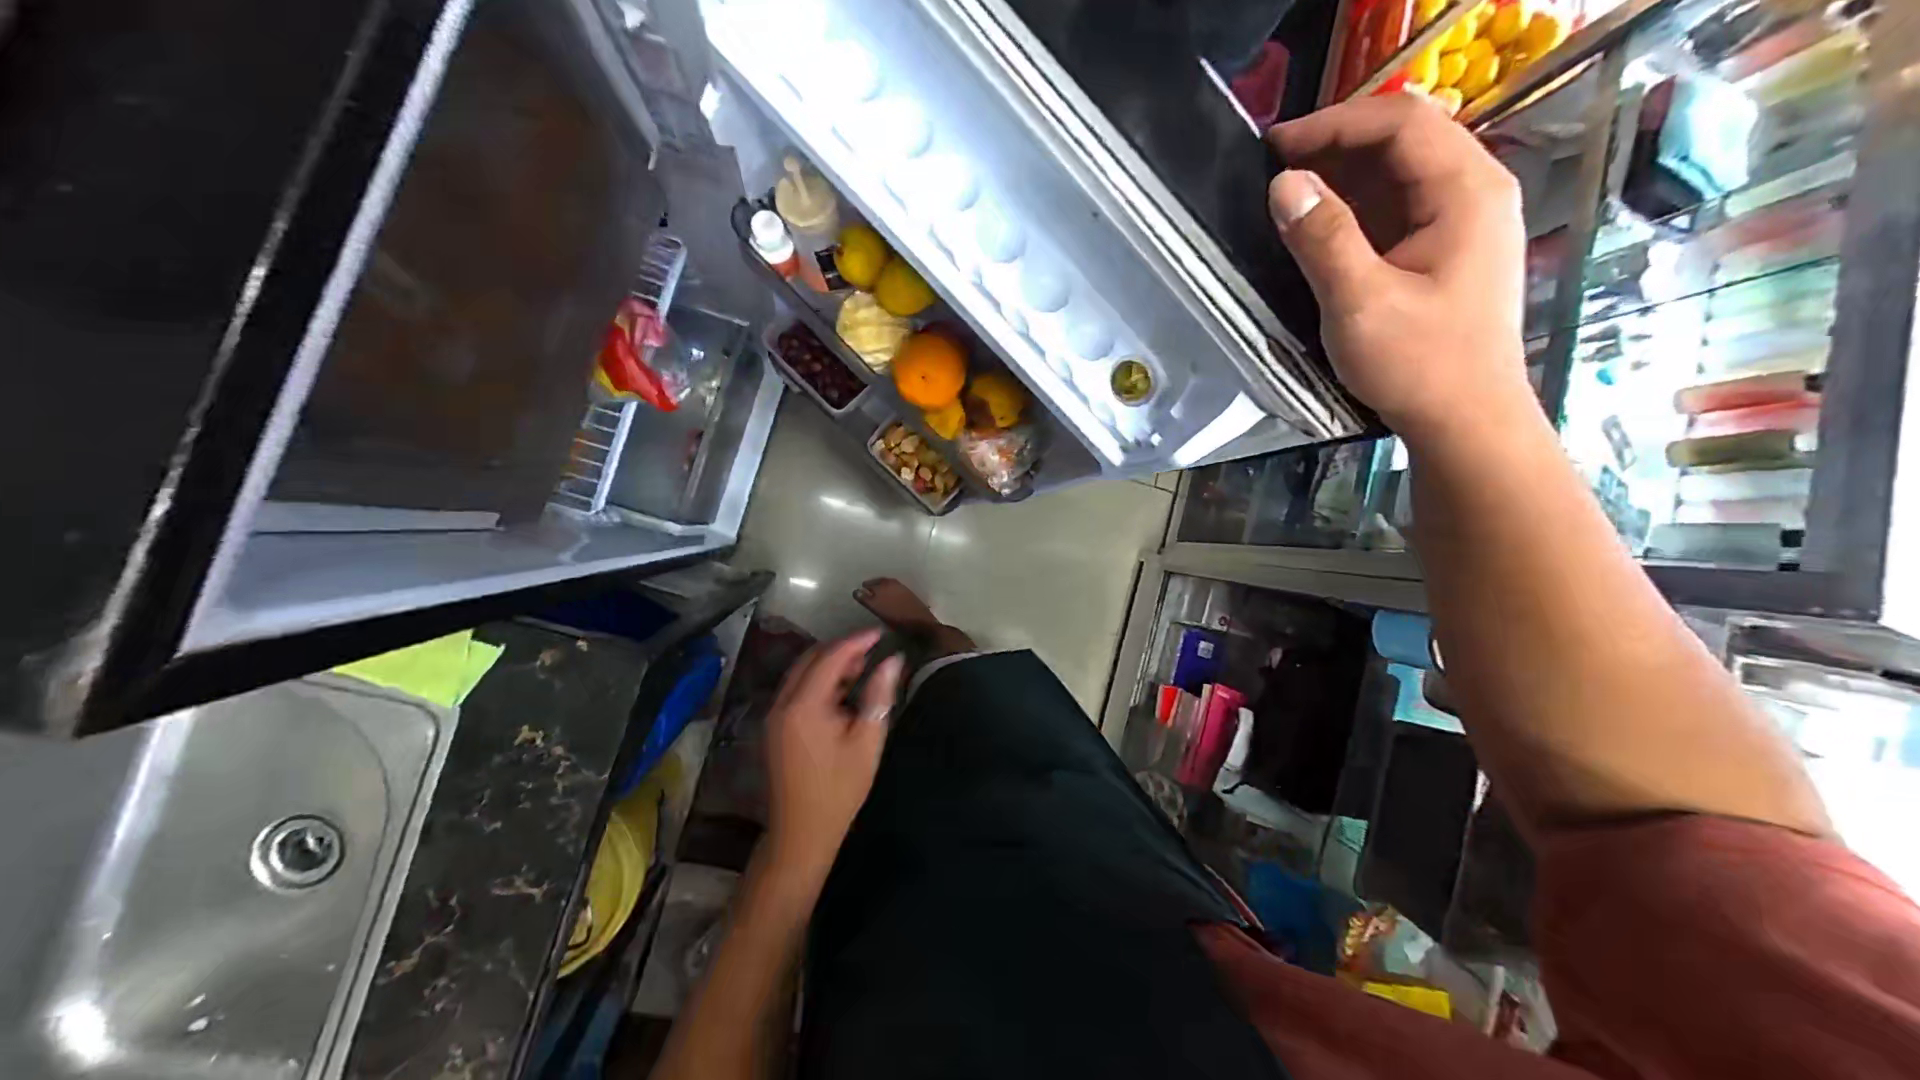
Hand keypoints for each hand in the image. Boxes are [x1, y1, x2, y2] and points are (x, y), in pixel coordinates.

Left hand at [762, 628, 904, 876]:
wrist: (801, 834)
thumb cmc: (839, 790)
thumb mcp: (867, 741)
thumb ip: (879, 695)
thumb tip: (893, 660)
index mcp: (803, 706)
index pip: (830, 657)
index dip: (857, 641)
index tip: (881, 633)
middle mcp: (782, 703)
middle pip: (810, 659)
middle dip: (842, 649)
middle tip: (873, 652)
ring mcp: (773, 715)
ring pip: (800, 673)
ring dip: (829, 665)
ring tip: (861, 671)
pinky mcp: (774, 727)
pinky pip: (795, 689)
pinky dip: (818, 681)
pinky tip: (840, 694)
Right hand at [1267, 95, 1533, 445]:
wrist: (1465, 418)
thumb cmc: (1420, 363)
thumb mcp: (1360, 303)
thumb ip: (1322, 239)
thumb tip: (1284, 185)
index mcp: (1466, 191)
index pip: (1401, 123)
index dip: (1334, 124)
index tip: (1275, 146)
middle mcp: (1474, 192)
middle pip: (1404, 139)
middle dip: (1336, 145)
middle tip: (1276, 168)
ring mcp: (1463, 221)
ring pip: (1400, 172)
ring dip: (1343, 175)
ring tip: (1289, 193)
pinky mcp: (1446, 249)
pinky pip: (1398, 206)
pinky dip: (1356, 206)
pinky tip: (1320, 224)